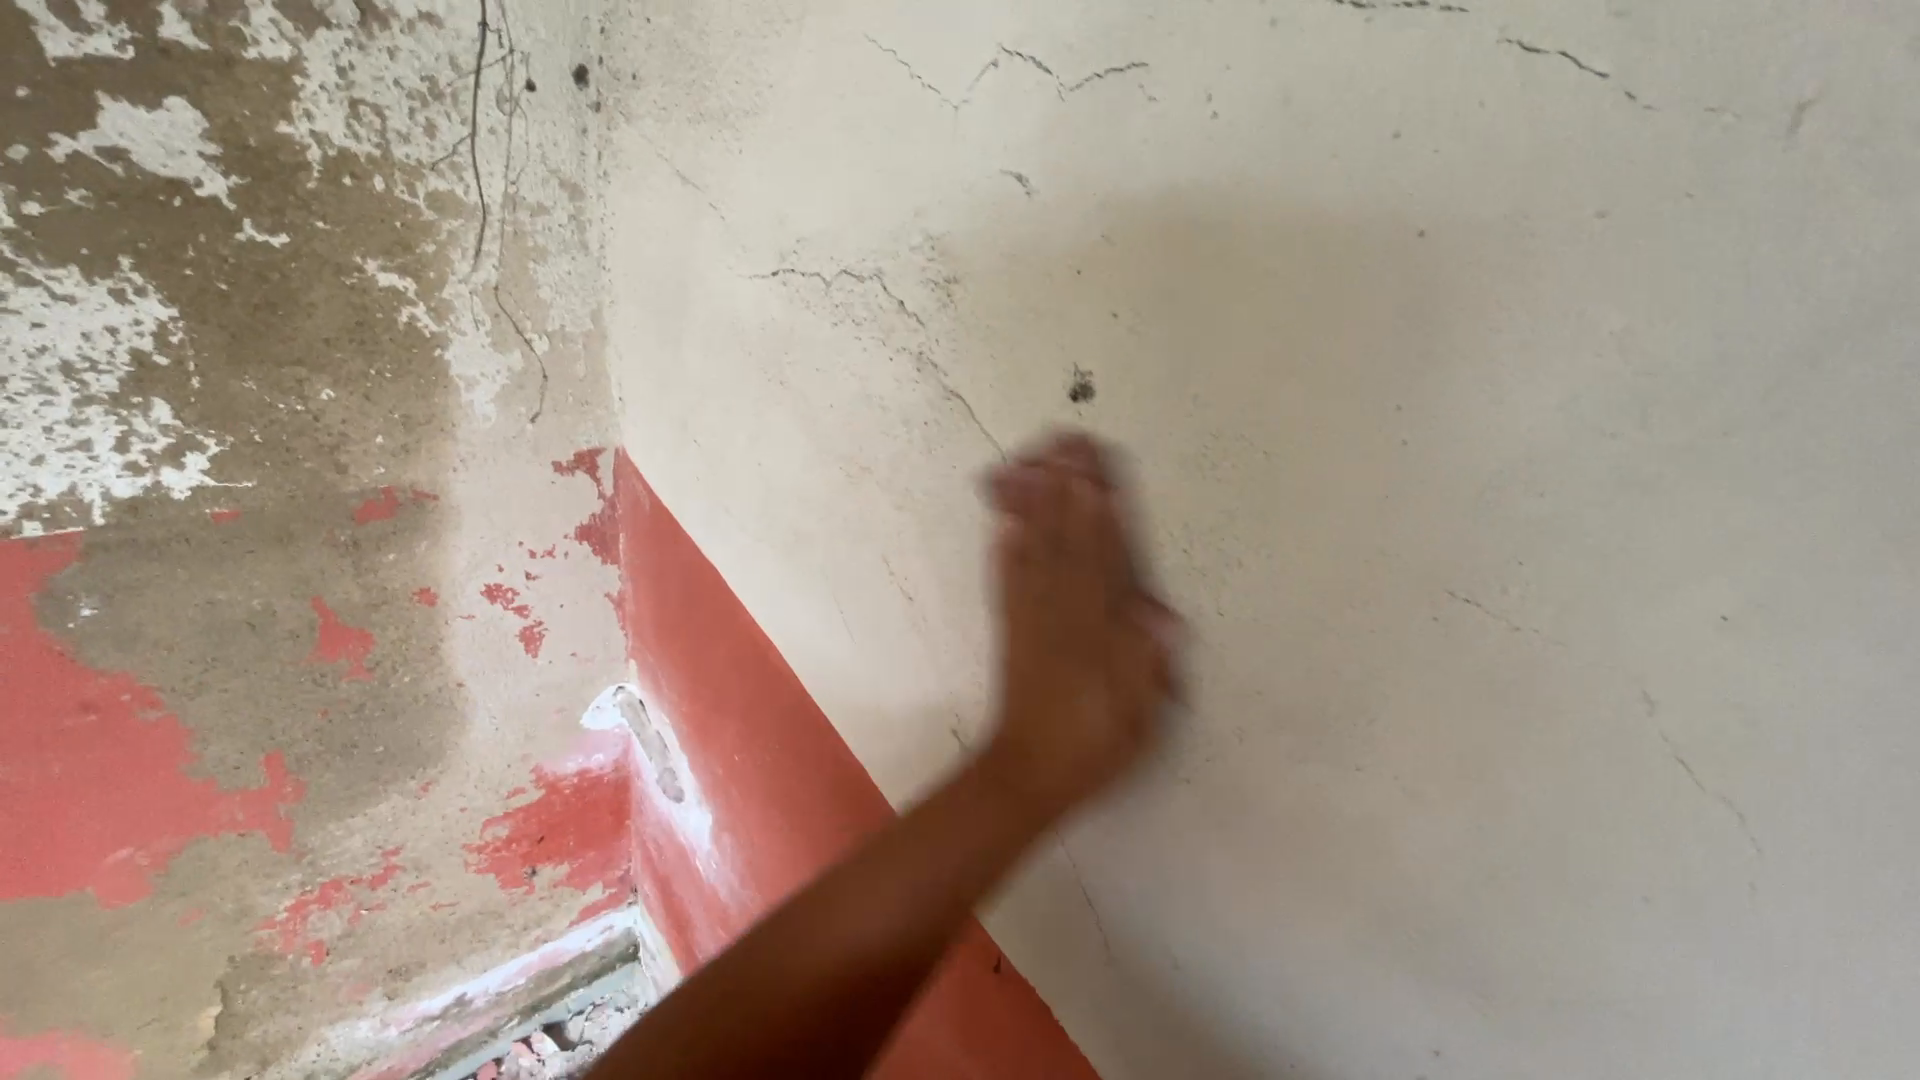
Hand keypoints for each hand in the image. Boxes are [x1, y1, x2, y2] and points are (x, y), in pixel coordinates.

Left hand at [979, 431, 1182, 821]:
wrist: (1027, 775)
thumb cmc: (1091, 747)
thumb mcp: (1134, 716)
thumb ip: (1143, 662)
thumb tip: (1159, 613)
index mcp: (1093, 636)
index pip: (1101, 566)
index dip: (1099, 518)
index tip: (1097, 475)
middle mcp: (1059, 617)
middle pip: (1065, 544)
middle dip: (1066, 491)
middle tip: (1063, 443)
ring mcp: (1030, 620)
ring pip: (1033, 552)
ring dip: (1035, 505)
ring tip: (1034, 462)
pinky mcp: (1011, 629)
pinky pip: (1006, 581)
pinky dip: (1005, 547)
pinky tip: (1002, 519)